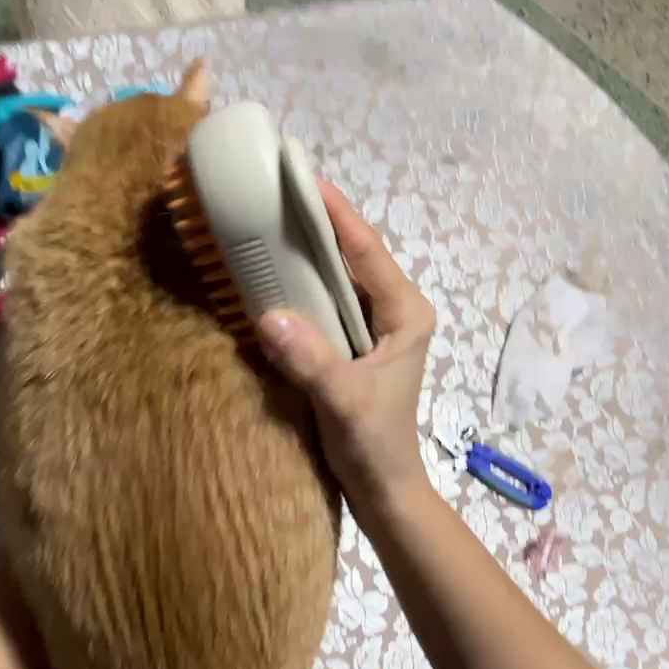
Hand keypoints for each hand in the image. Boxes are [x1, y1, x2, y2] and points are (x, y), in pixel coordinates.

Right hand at [258, 181, 435, 510]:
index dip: (337, 213)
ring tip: (262, 229)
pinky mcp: (348, 347)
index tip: (305, 179)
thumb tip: (269, 316)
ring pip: (333, 281)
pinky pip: (320, 307)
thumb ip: (312, 360)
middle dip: (314, 228)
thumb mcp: (345, 401)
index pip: (368, 250)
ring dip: (301, 259)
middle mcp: (391, 312)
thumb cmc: (375, 445)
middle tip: (272, 197)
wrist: (382, 490)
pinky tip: (266, 282)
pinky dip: (295, 293)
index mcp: (406, 313)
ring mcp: (370, 329)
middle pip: (350, 258)